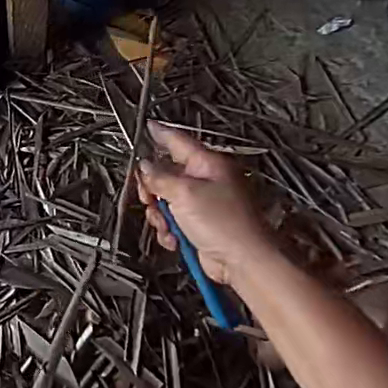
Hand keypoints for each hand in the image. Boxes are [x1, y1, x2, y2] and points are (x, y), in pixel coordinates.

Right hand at [136, 122, 283, 286]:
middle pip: (166, 174)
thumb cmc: (228, 225)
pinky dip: (169, 230)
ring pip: (165, 200)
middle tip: (149, 197)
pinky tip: (174, 237)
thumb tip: (145, 167)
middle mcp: (206, 181)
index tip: (148, 126)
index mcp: (207, 164)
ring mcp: (203, 203)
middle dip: (153, 189)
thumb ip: (160, 178)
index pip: (178, 141)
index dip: (160, 134)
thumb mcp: (184, 194)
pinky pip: (173, 220)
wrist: (242, 261)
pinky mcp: (199, 224)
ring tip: (167, 224)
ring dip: (160, 214)